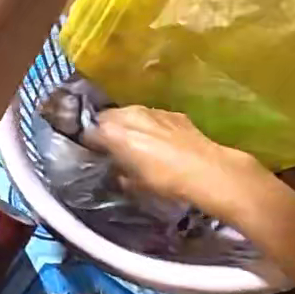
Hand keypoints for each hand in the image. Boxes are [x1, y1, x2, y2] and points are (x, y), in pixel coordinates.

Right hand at [84, 106, 273, 217]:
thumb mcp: (132, 183)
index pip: (88, 131)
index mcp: (112, 132)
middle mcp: (128, 114)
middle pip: (106, 117)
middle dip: (105, 129)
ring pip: (128, 113)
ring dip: (126, 124)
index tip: (92, 153)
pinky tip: (158, 140)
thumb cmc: (164, 180)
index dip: (88, 143)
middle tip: (110, 147)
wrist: (206, 170)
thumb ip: (117, 171)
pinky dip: (149, 124)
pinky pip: (151, 116)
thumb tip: (116, 169)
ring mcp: (152, 110)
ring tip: (133, 141)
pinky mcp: (172, 113)